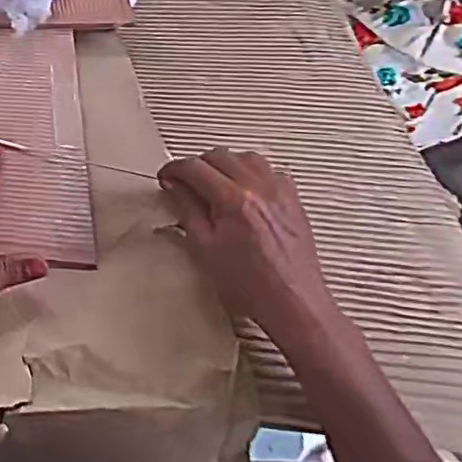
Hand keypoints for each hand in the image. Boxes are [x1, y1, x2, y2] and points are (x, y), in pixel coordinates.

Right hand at [157, 149, 330, 327]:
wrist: (293, 305)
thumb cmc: (254, 287)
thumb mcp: (205, 248)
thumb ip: (187, 209)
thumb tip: (175, 187)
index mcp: (234, 200)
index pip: (194, 167)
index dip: (174, 169)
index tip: (168, 177)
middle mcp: (259, 189)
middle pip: (219, 155)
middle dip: (196, 166)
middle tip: (185, 183)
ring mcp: (279, 192)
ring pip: (245, 157)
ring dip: (225, 165)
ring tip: (214, 184)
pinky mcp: (293, 200)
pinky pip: (269, 170)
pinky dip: (252, 173)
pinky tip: (244, 190)